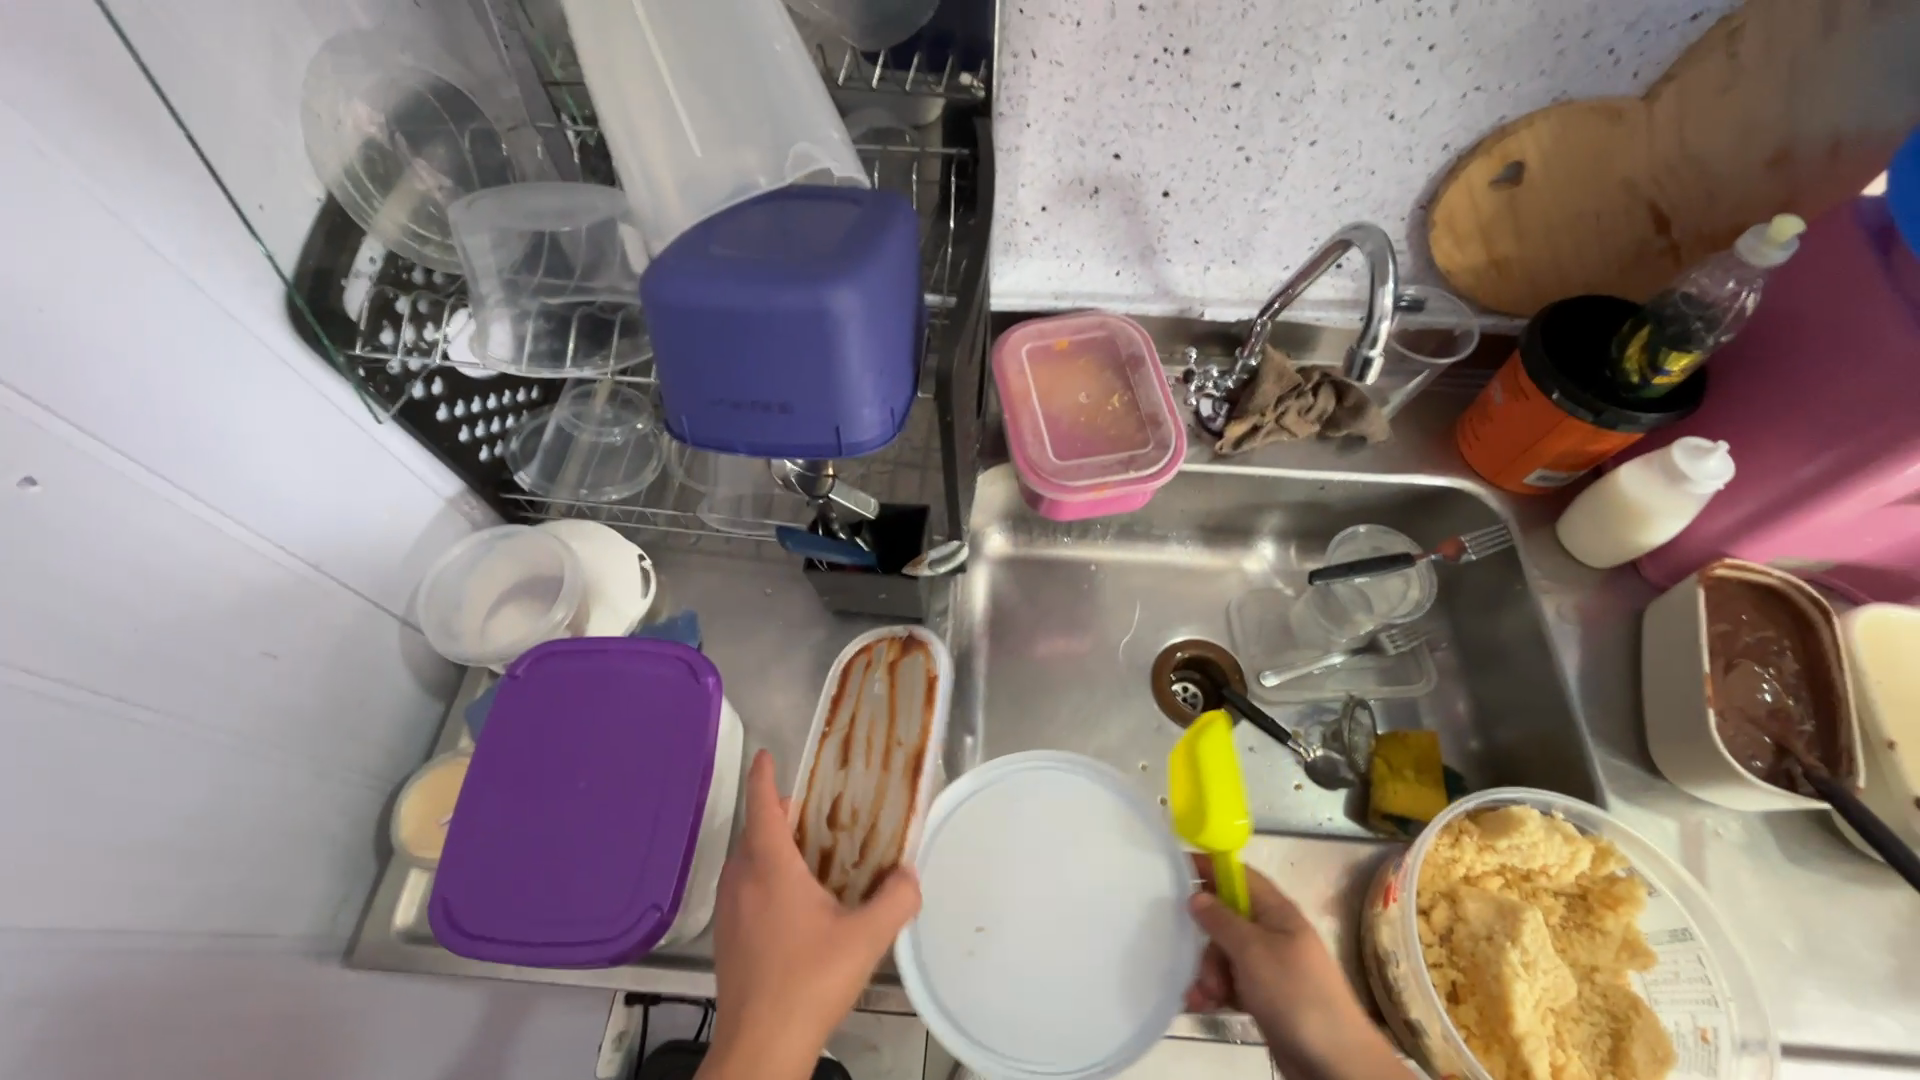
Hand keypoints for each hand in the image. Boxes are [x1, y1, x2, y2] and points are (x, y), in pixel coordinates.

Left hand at [699, 750, 921, 1079]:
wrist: (759, 1047)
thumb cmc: (808, 982)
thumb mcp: (865, 939)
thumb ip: (896, 900)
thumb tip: (910, 876)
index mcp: (769, 868)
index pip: (762, 806)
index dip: (764, 777)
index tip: (767, 755)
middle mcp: (741, 880)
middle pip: (754, 831)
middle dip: (778, 813)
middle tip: (813, 810)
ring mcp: (728, 911)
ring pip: (746, 861)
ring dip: (769, 847)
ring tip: (807, 851)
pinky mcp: (727, 939)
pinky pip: (743, 888)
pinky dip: (763, 877)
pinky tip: (792, 901)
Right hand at [1186, 861, 1407, 1079]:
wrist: (1335, 1064)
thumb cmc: (1295, 995)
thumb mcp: (1252, 951)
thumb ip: (1221, 920)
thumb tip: (1197, 895)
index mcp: (1277, 912)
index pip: (1239, 875)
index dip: (1210, 868)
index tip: (1175, 867)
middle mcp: (1273, 934)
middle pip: (1226, 918)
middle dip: (1206, 940)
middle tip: (1196, 962)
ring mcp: (1270, 966)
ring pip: (1225, 953)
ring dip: (1208, 971)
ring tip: (1204, 996)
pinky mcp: (1266, 996)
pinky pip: (1231, 982)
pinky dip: (1217, 992)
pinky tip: (1204, 1005)